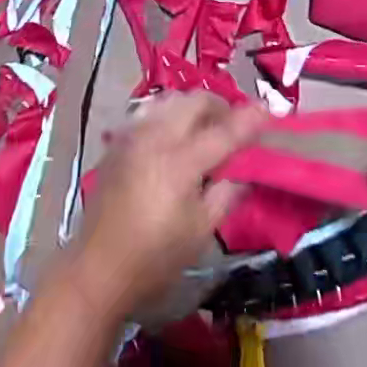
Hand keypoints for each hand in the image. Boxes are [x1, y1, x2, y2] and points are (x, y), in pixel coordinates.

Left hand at [60, 93, 266, 319]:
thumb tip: (244, 172)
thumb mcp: (200, 233)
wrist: (98, 267)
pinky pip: (148, 111)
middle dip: (220, 106)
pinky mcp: (117, 142)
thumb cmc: (154, 258)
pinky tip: (173, 133)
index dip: (249, 119)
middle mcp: (155, 137)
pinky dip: (168, 112)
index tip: (269, 109)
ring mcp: (132, 135)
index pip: (224, 132)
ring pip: (169, 99)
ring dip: (192, 105)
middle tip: (235, 124)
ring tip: (205, 126)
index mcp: (180, 162)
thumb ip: (226, 194)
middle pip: (194, 101)